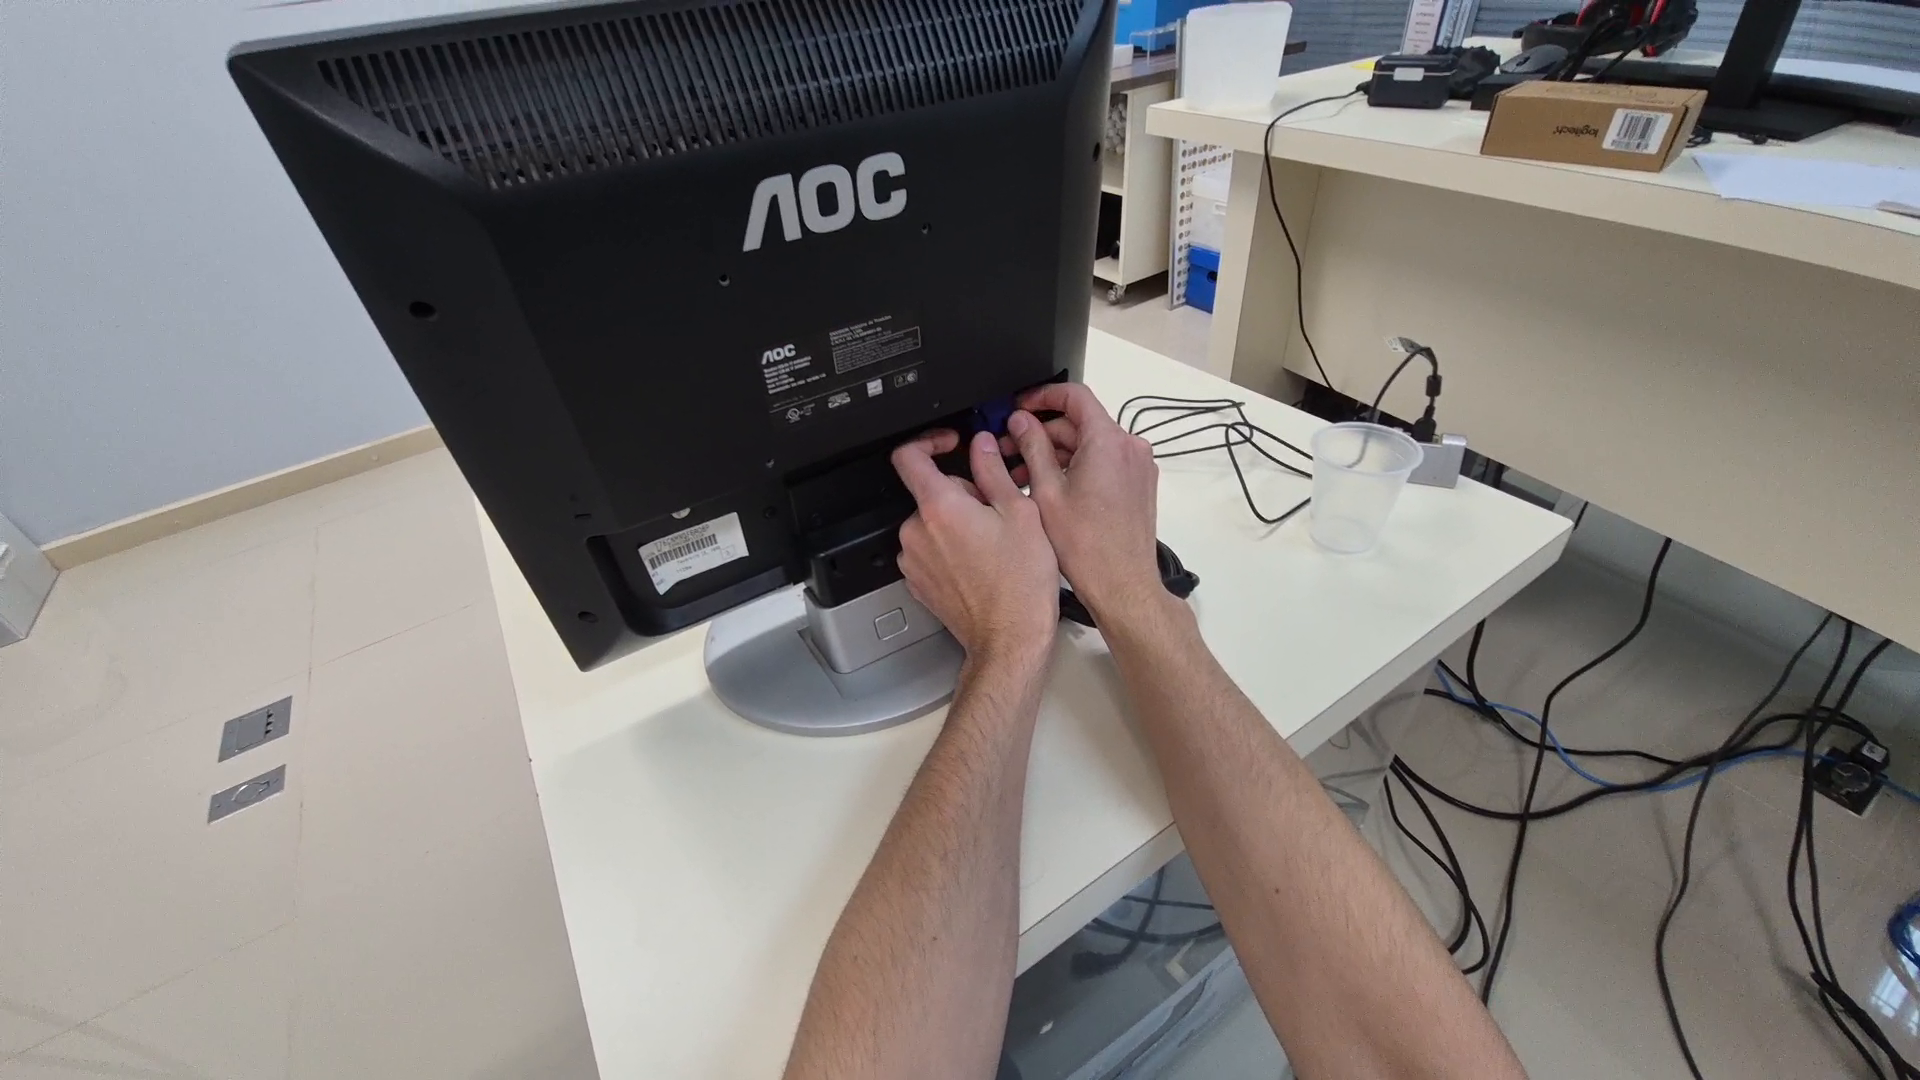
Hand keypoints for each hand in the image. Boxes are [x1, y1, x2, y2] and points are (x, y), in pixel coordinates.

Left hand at [891, 429, 1059, 665]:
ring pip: (931, 522)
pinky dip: (950, 548)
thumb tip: (982, 447)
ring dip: (956, 522)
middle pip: (930, 492)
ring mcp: (914, 559)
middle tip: (995, 512)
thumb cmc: (1020, 585)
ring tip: (992, 543)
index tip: (948, 443)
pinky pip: (930, 550)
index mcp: (940, 508)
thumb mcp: (1020, 514)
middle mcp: (917, 532)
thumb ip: (993, 472)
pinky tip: (980, 563)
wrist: (1009, 638)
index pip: (909, 456)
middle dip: (961, 493)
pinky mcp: (918, 581)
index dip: (928, 441)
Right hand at [1001, 384, 1162, 620]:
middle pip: (1079, 423)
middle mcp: (1129, 447)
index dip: (1042, 396)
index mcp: (1108, 442)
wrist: (1122, 585)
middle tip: (1008, 448)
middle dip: (1042, 433)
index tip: (1019, 406)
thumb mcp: (1046, 491)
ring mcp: (1137, 466)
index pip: (1074, 396)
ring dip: (1055, 453)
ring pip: (1089, 445)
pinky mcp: (1138, 484)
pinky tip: (1048, 487)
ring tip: (1021, 474)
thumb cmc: (1086, 547)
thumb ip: (1032, 447)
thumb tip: (1021, 421)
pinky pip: (1103, 463)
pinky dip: (1075, 467)